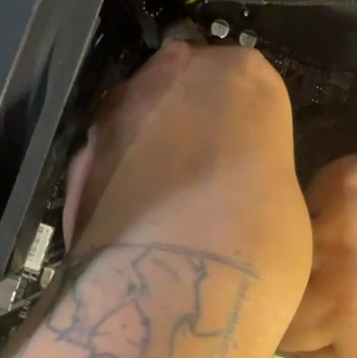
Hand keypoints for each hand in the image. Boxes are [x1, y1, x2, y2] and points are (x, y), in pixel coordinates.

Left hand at [66, 40, 310, 311]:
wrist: (175, 283)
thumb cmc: (257, 238)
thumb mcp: (279, 193)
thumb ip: (251, 162)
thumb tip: (235, 178)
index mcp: (241, 74)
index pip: (241, 79)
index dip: (240, 119)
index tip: (242, 152)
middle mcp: (170, 76)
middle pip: (177, 84)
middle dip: (184, 119)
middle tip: (198, 173)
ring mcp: (116, 115)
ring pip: (134, 120)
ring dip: (144, 148)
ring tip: (160, 202)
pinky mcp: (77, 159)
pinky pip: (104, 163)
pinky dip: (114, 183)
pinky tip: (128, 222)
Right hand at [280, 136, 356, 357]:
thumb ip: (354, 345)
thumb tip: (309, 327)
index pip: (291, 343)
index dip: (303, 328)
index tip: (317, 314)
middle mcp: (342, 293)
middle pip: (279, 297)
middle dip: (297, 290)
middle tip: (330, 274)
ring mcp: (339, 229)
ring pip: (286, 245)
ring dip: (306, 244)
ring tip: (350, 235)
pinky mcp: (347, 175)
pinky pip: (311, 196)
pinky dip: (328, 203)